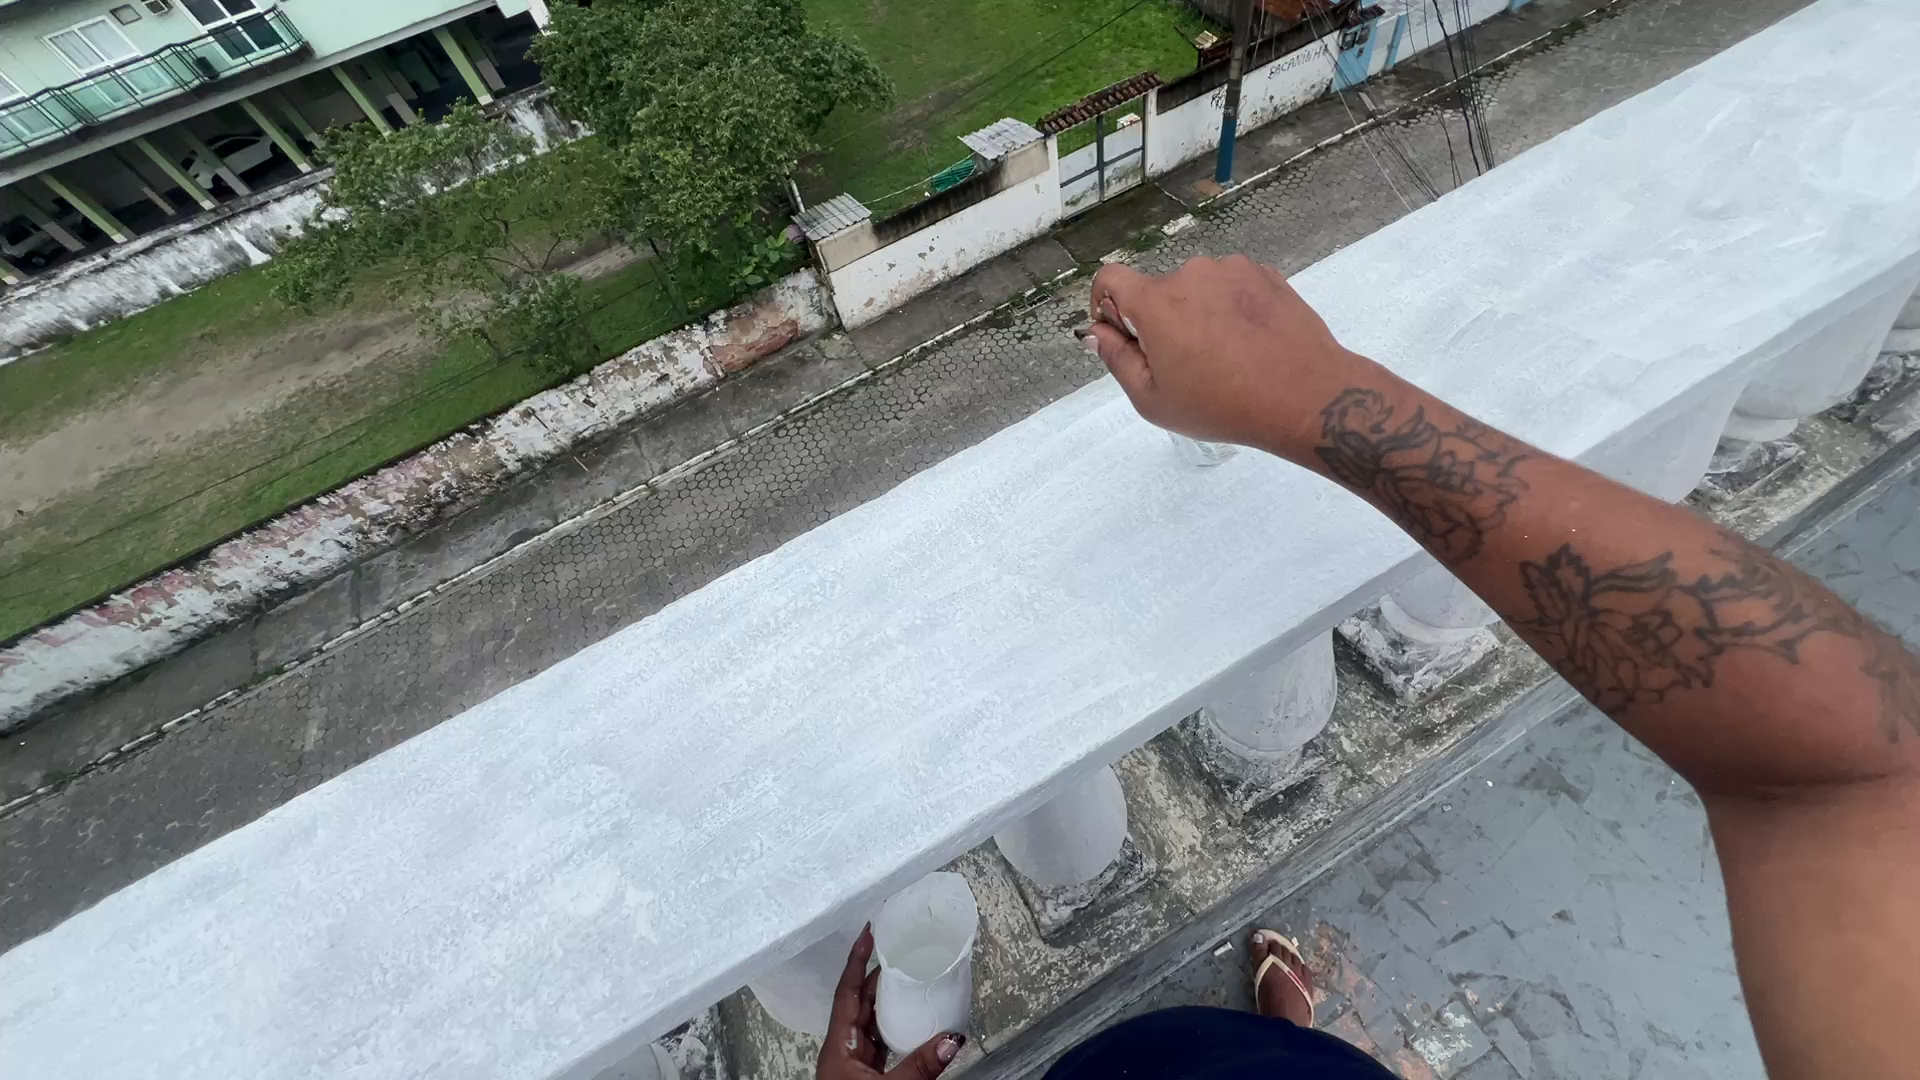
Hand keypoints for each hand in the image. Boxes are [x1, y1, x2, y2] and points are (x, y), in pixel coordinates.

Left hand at [814, 925, 965, 1079]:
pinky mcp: (865, 1079)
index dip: (856, 960)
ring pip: (869, 1022)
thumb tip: (955, 1037)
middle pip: (857, 1002)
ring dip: (886, 999)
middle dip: (875, 974)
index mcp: (838, 1047)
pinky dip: (894, 1027)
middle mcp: (842, 1051)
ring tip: (909, 975)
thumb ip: (920, 1066)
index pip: (846, 991)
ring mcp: (853, 1066)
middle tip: (899, 947)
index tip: (869, 931)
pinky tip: (913, 1020)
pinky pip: (879, 1042)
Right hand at [1079, 255, 1378, 458]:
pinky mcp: (1264, 274)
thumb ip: (1116, 358)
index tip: (1121, 335)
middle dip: (1157, 323)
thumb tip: (1095, 332)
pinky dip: (1226, 310)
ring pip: (1194, 289)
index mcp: (1157, 302)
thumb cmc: (1221, 405)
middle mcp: (1192, 274)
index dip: (1105, 306)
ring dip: (1194, 316)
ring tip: (1219, 357)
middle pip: (1156, 291)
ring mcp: (1232, 270)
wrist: (1303, 396)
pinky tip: (1244, 345)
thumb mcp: (1152, 398)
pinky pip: (1228, 287)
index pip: (1110, 278)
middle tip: (1181, 366)